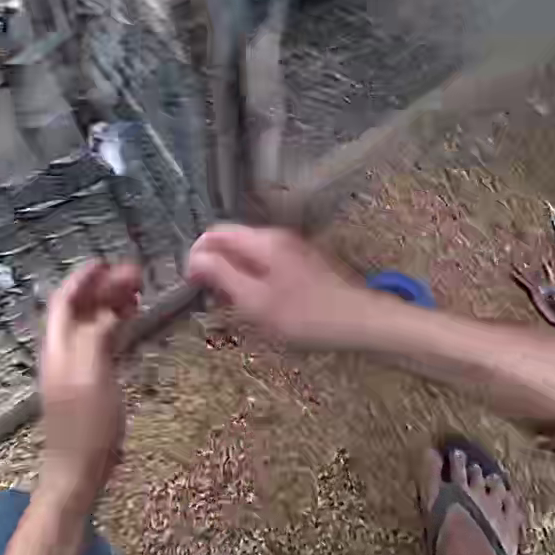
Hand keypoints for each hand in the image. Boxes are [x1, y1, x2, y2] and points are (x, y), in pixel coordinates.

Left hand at [38, 261, 140, 494]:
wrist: (79, 470)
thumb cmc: (86, 426)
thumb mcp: (92, 375)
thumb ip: (96, 337)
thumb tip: (109, 311)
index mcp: (57, 347)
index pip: (65, 301)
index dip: (83, 279)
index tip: (106, 262)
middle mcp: (63, 351)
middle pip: (80, 308)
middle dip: (104, 287)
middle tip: (135, 274)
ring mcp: (76, 365)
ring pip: (92, 322)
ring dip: (111, 303)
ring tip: (138, 290)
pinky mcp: (91, 378)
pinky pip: (101, 340)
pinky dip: (116, 324)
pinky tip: (132, 318)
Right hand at [186, 225, 382, 348]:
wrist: (360, 321)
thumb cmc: (308, 316)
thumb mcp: (256, 301)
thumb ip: (222, 276)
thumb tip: (196, 259)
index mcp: (263, 242)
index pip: (215, 233)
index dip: (197, 256)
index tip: (193, 284)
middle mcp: (276, 237)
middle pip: (232, 242)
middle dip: (216, 267)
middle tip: (215, 300)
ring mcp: (291, 248)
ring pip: (248, 255)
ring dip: (235, 276)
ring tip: (237, 307)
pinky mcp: (302, 263)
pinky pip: (266, 264)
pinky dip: (254, 280)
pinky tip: (260, 306)